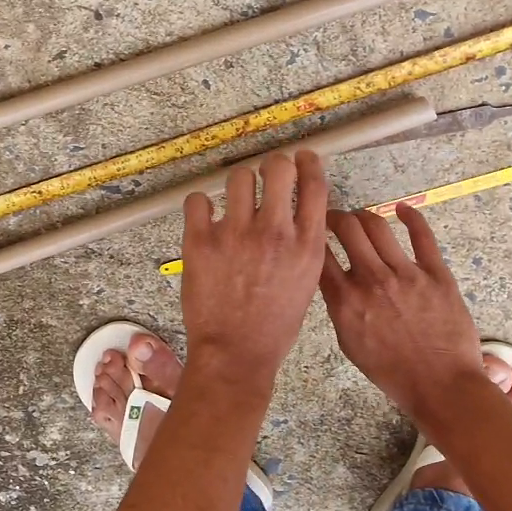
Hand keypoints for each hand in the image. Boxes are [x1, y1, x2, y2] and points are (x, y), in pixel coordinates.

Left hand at [178, 150, 328, 385]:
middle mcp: (274, 233)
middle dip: (273, 165)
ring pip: (238, 177)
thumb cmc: (274, 325)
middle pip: (278, 168)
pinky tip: (205, 217)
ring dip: (239, 184)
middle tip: (265, 174)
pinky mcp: (200, 241)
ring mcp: (236, 234)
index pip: (314, 184)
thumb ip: (304, 244)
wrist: (236, 354)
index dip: (307, 163)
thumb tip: (297, 211)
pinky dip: (200, 205)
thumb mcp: (306, 282)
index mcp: (306, 245)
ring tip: (236, 199)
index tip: (301, 157)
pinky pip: (197, 200)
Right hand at [320, 204, 481, 421]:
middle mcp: (372, 280)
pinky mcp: (437, 274)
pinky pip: (422, 236)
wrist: (442, 387)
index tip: (312, 230)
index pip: (320, 253)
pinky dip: (411, 216)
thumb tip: (331, 280)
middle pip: (346, 228)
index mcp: (346, 300)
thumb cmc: (391, 372)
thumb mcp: (349, 343)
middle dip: (336, 217)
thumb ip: (337, 308)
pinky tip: (402, 209)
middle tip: (335, 219)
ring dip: (364, 216)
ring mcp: (406, 274)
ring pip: (377, 225)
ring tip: (361, 218)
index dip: (313, 235)